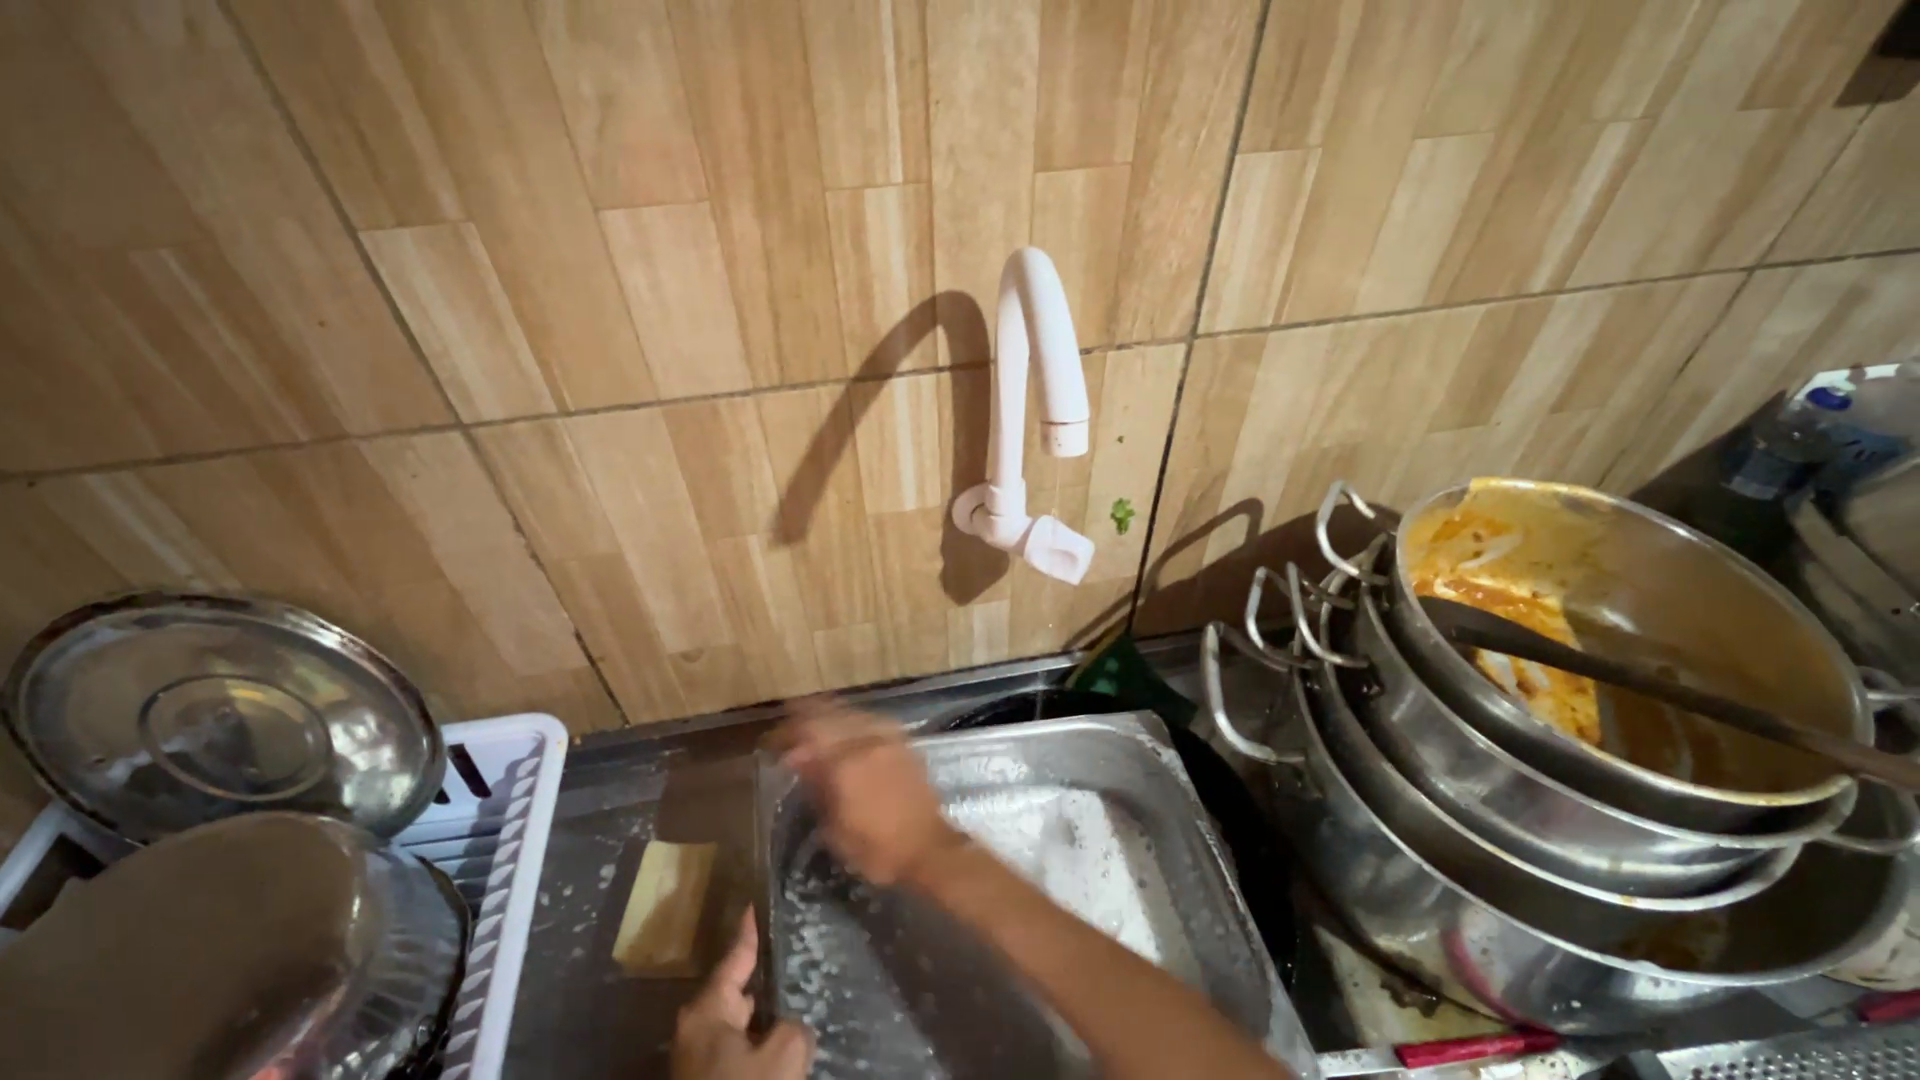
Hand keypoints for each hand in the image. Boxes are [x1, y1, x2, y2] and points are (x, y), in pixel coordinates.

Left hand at [671, 910, 812, 1079]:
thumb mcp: (783, 1056)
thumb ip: (794, 1029)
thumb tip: (788, 1028)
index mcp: (707, 1011)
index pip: (735, 958)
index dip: (749, 932)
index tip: (754, 905)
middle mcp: (697, 1028)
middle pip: (736, 990)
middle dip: (763, 976)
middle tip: (790, 952)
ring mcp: (699, 1059)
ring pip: (739, 1023)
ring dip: (765, 1015)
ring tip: (795, 993)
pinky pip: (739, 1049)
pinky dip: (760, 1041)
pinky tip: (784, 1039)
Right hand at [772, 697, 967, 886]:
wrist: (930, 850)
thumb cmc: (877, 850)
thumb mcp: (835, 829)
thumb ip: (816, 788)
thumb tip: (799, 760)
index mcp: (845, 764)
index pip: (808, 733)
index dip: (788, 732)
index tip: (775, 740)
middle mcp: (867, 743)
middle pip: (830, 715)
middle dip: (807, 717)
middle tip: (792, 725)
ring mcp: (890, 741)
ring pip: (854, 714)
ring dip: (833, 715)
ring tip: (818, 723)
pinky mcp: (907, 746)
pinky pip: (876, 722)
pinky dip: (857, 722)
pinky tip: (852, 730)